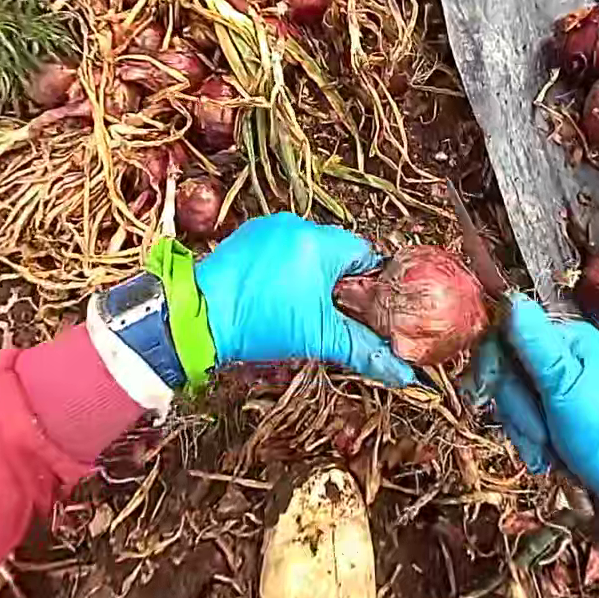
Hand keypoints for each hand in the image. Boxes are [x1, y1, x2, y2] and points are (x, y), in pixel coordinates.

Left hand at [195, 213, 415, 386]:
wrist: (196, 318)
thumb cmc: (259, 322)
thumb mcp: (318, 337)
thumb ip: (363, 350)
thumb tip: (403, 372)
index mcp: (322, 243)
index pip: (366, 254)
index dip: (367, 283)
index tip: (359, 306)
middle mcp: (299, 225)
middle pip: (338, 251)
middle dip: (338, 279)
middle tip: (328, 310)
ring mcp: (272, 226)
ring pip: (310, 247)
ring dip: (312, 271)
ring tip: (298, 303)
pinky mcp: (250, 233)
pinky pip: (283, 245)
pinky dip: (287, 263)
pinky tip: (276, 290)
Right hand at [464, 294, 598, 597]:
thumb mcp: (567, 389)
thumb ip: (536, 344)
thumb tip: (512, 299)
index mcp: (568, 338)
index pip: (507, 333)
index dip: (493, 365)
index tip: (485, 394)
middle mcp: (565, 355)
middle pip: (508, 367)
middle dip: (515, 407)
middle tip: (538, 434)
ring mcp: (565, 386)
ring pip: (515, 397)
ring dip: (523, 428)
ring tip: (546, 452)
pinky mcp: (563, 414)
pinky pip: (528, 419)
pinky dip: (532, 441)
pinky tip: (547, 458)